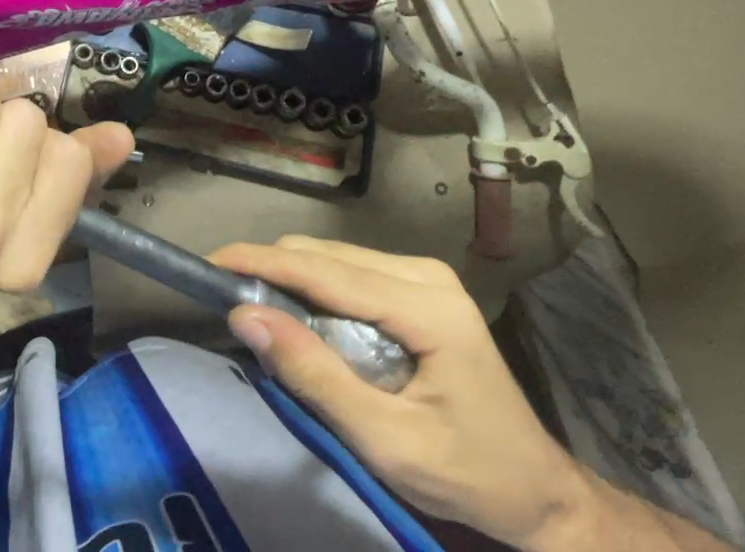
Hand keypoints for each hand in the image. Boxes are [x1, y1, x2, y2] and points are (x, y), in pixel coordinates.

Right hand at [209, 237, 589, 550]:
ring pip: (330, 257)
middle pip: (322, 254)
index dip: (260, 262)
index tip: (208, 263)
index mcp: (428, 309)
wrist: (536, 490)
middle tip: (230, 308)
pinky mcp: (419, 287)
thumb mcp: (383, 438)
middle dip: (269, 271)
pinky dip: (311, 288)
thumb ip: (313, 375)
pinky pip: (346, 271)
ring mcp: (425, 278)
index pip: (324, 271)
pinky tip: (301, 321)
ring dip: (287, 280)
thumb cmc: (465, 473)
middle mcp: (426, 276)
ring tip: (259, 318)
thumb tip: (243, 316)